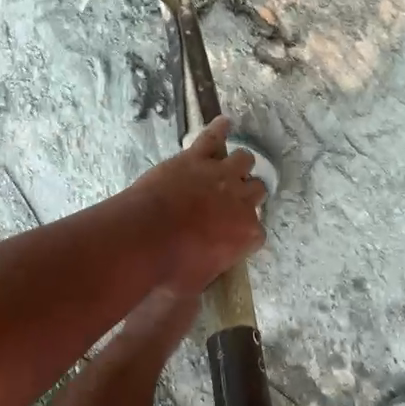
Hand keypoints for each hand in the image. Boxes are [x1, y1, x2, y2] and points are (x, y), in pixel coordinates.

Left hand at [130, 117, 266, 292]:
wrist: (147, 236)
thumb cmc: (171, 268)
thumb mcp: (197, 283)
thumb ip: (210, 269)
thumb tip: (203, 270)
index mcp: (246, 234)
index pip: (258, 233)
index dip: (245, 233)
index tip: (234, 235)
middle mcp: (241, 201)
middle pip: (257, 190)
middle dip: (248, 194)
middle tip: (234, 199)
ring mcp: (221, 174)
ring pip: (244, 159)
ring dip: (240, 164)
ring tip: (233, 166)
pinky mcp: (198, 157)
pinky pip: (214, 136)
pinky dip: (220, 128)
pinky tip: (225, 122)